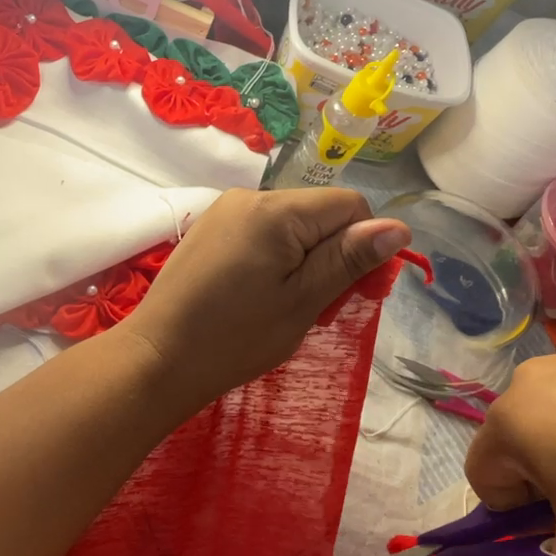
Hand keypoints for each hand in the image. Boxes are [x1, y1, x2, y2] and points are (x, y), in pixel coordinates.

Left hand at [116, 188, 410, 407]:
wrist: (157, 358)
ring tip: (290, 309)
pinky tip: (262, 298)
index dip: (366, 246)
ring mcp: (224, 212)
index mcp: (275, 209)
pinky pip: (262, 234)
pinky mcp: (209, 231)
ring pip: (292, 226)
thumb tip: (398, 227)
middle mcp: (248, 196)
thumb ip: (348, 259)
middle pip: (320, 214)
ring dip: (306, 262)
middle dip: (334, 257)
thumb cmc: (234, 337)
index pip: (350, 205)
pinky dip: (276, 261)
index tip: (360, 295)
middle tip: (321, 310)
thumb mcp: (302, 301)